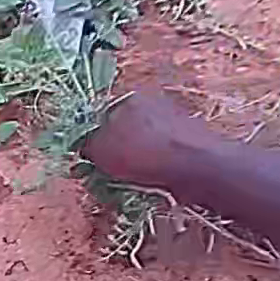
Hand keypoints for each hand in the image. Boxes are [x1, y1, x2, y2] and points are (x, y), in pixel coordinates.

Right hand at [83, 89, 222, 187]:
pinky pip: (157, 156)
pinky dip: (149, 168)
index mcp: (128, 99)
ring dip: (129, 163)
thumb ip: (87, 145)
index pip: (100, 118)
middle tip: (103, 174)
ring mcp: (171, 121)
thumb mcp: (100, 149)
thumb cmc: (143, 153)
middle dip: (111, 153)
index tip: (87, 161)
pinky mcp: (186, 140)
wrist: (195, 166)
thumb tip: (84, 147)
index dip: (90, 141)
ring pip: (139, 145)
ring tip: (125, 181)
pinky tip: (147, 181)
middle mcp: (151, 104)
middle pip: (120, 131)